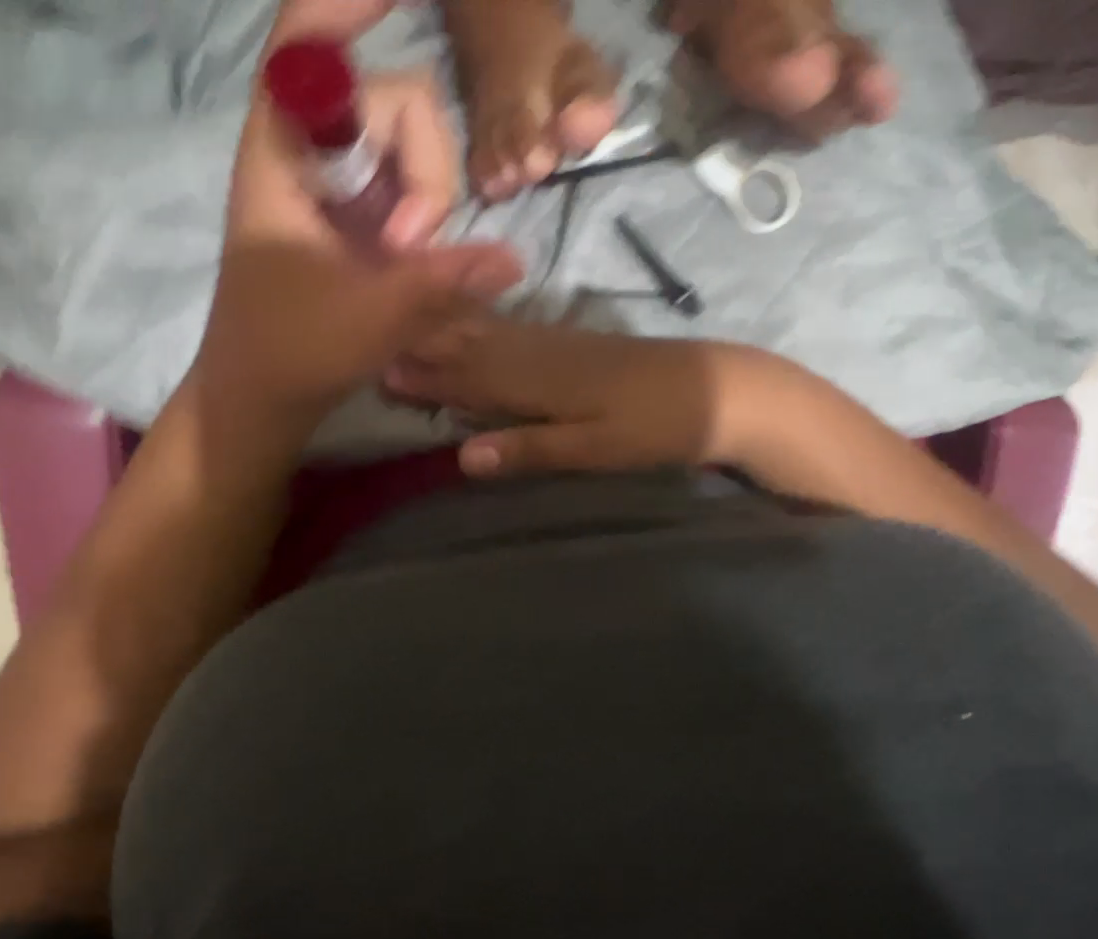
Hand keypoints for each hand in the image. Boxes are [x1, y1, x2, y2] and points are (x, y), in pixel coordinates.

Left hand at [184, 64, 523, 442]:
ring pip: (412, 144)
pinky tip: (420, 256)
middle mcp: (311, 154)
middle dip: (424, 164)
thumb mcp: (368, 318)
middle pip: (392, 99)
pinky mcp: (360, 213)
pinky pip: (411, 182)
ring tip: (414, 264)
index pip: (303, 49)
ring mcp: (340, 183)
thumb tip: (513, 260)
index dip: (344, 9)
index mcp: (281, 158)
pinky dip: (429, 208)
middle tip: (414, 245)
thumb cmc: (292, 353)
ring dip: (431, 193)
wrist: (263, 397)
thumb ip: (439, 283)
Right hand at [385, 315, 812, 477]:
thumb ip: (530, 449)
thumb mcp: (595, 449)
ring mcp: (561, 343)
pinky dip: (486, 326)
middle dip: (424, 346)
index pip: (468, 378)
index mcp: (540, 382)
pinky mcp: (578, 343)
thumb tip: (461, 456)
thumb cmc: (658, 428)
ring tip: (408, 327)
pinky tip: (477, 323)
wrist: (723, 389)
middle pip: (472, 347)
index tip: (377, 371)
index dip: (425, 377)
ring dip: (448, 330)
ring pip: (491, 334)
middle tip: (374, 343)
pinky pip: (516, 331)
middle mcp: (542, 354)